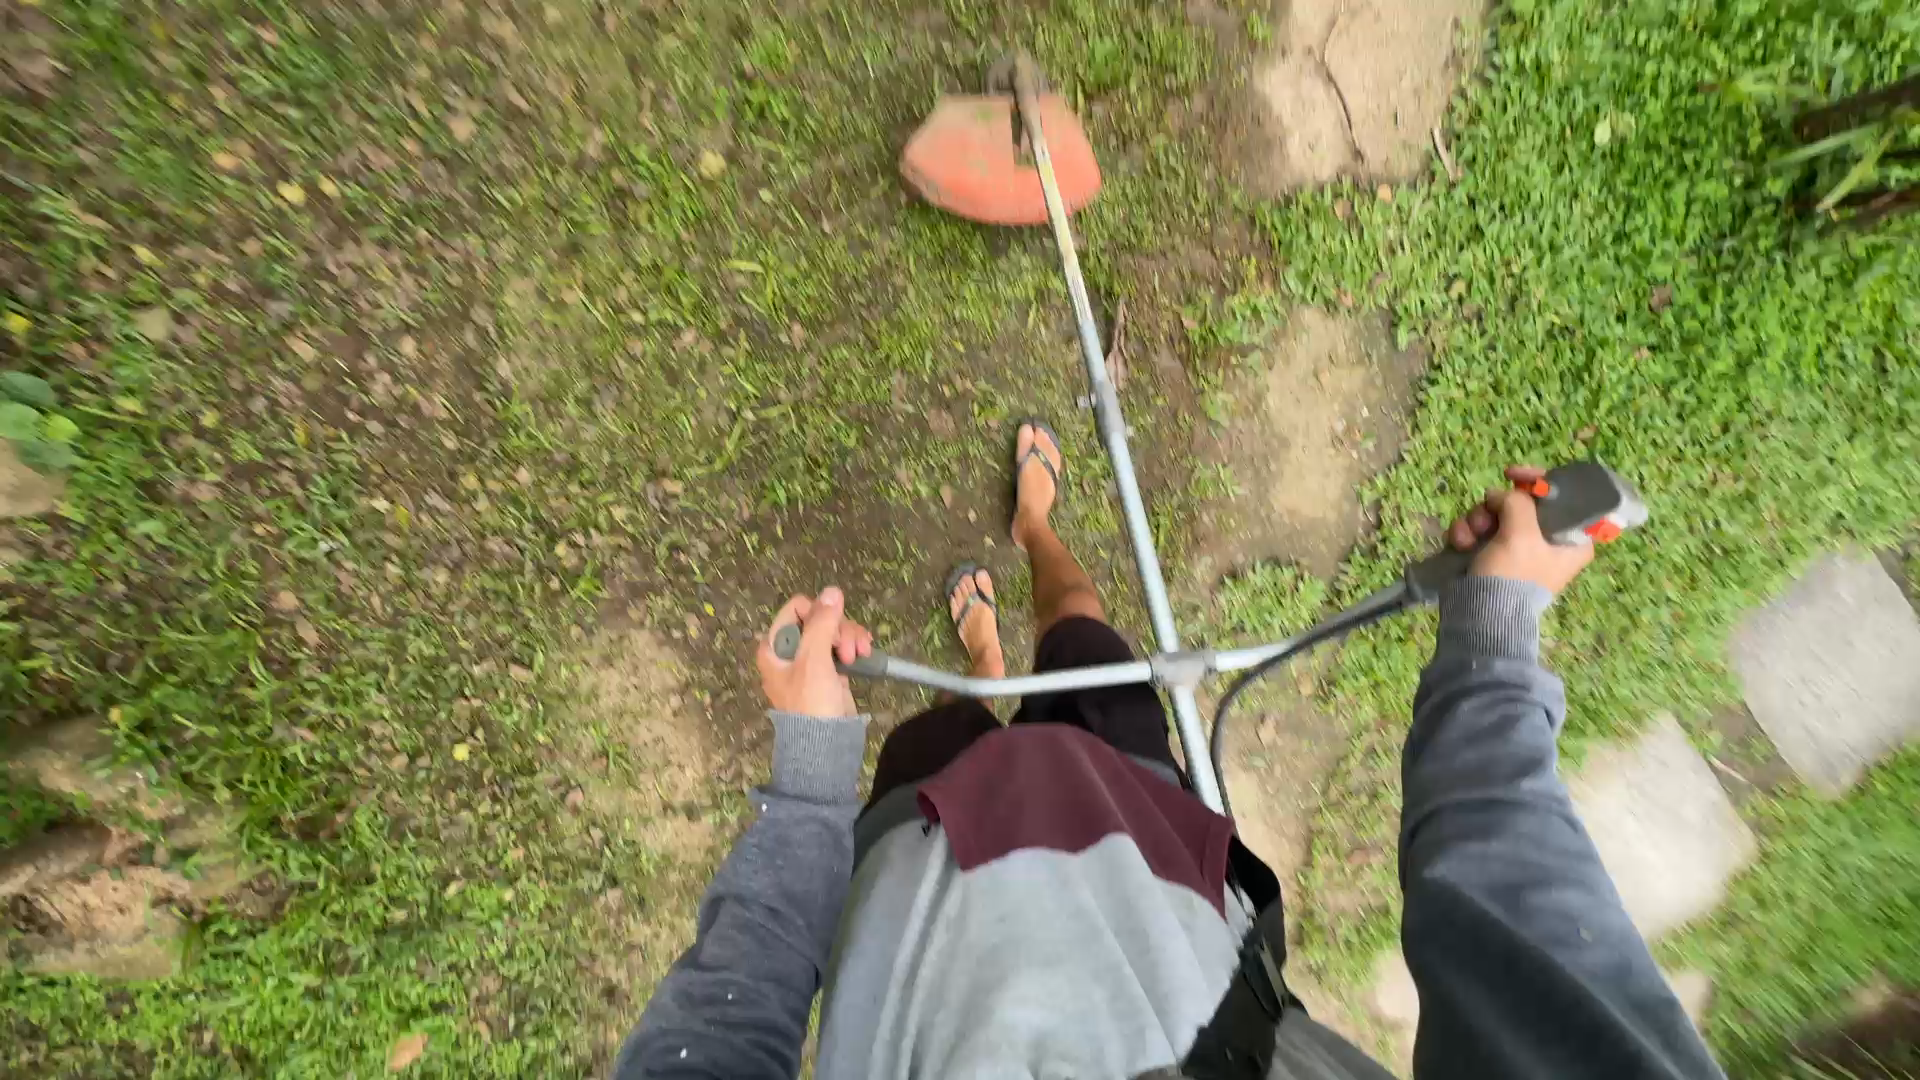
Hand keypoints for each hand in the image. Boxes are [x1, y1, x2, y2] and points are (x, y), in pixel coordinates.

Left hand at [756, 586, 872, 716]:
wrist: (824, 743)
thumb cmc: (811, 702)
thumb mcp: (813, 660)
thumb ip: (822, 623)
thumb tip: (833, 590)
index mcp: (775, 645)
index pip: (797, 608)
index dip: (819, 613)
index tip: (832, 631)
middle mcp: (790, 649)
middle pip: (820, 617)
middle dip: (840, 628)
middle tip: (849, 649)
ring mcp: (811, 659)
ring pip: (834, 629)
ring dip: (851, 636)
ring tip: (861, 654)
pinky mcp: (829, 668)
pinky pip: (842, 644)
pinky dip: (854, 645)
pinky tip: (865, 653)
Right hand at [1447, 465, 1593, 594]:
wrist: (1482, 614)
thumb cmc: (1512, 576)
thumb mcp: (1521, 535)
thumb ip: (1516, 504)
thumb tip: (1500, 494)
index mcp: (1572, 538)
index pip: (1563, 496)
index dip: (1538, 481)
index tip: (1511, 474)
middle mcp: (1546, 541)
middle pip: (1520, 504)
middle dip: (1495, 507)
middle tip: (1485, 519)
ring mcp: (1516, 548)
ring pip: (1493, 515)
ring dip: (1475, 520)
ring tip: (1468, 537)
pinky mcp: (1489, 554)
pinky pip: (1476, 530)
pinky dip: (1465, 533)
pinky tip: (1459, 544)